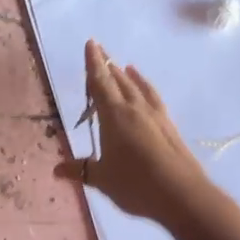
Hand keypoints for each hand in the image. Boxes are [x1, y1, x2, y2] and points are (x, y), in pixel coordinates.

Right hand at [56, 39, 214, 224]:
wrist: (183, 196)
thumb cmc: (136, 184)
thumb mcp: (102, 179)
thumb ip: (80, 170)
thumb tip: (57, 169)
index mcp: (113, 115)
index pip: (100, 82)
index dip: (93, 63)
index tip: (90, 43)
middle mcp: (133, 108)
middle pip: (118, 79)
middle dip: (107, 64)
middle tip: (100, 51)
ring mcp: (154, 115)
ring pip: (137, 86)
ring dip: (126, 75)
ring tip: (122, 65)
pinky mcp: (169, 126)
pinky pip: (152, 97)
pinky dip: (145, 87)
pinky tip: (145, 88)